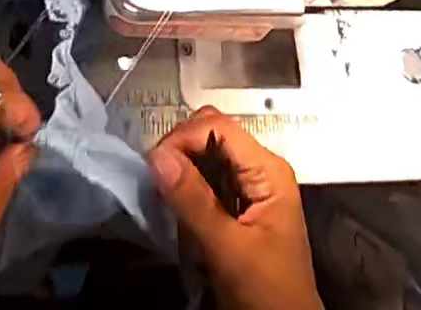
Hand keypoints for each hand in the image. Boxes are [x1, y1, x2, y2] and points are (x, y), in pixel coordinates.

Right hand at [149, 106, 321, 309]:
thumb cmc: (267, 293)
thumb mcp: (229, 249)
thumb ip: (194, 201)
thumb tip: (157, 156)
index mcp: (268, 169)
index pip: (219, 127)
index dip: (183, 137)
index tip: (152, 164)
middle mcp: (261, 168)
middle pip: (213, 133)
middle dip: (181, 148)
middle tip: (155, 178)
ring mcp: (252, 186)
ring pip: (209, 154)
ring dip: (183, 167)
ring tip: (161, 191)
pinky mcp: (241, 205)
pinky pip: (210, 179)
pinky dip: (190, 185)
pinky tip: (176, 203)